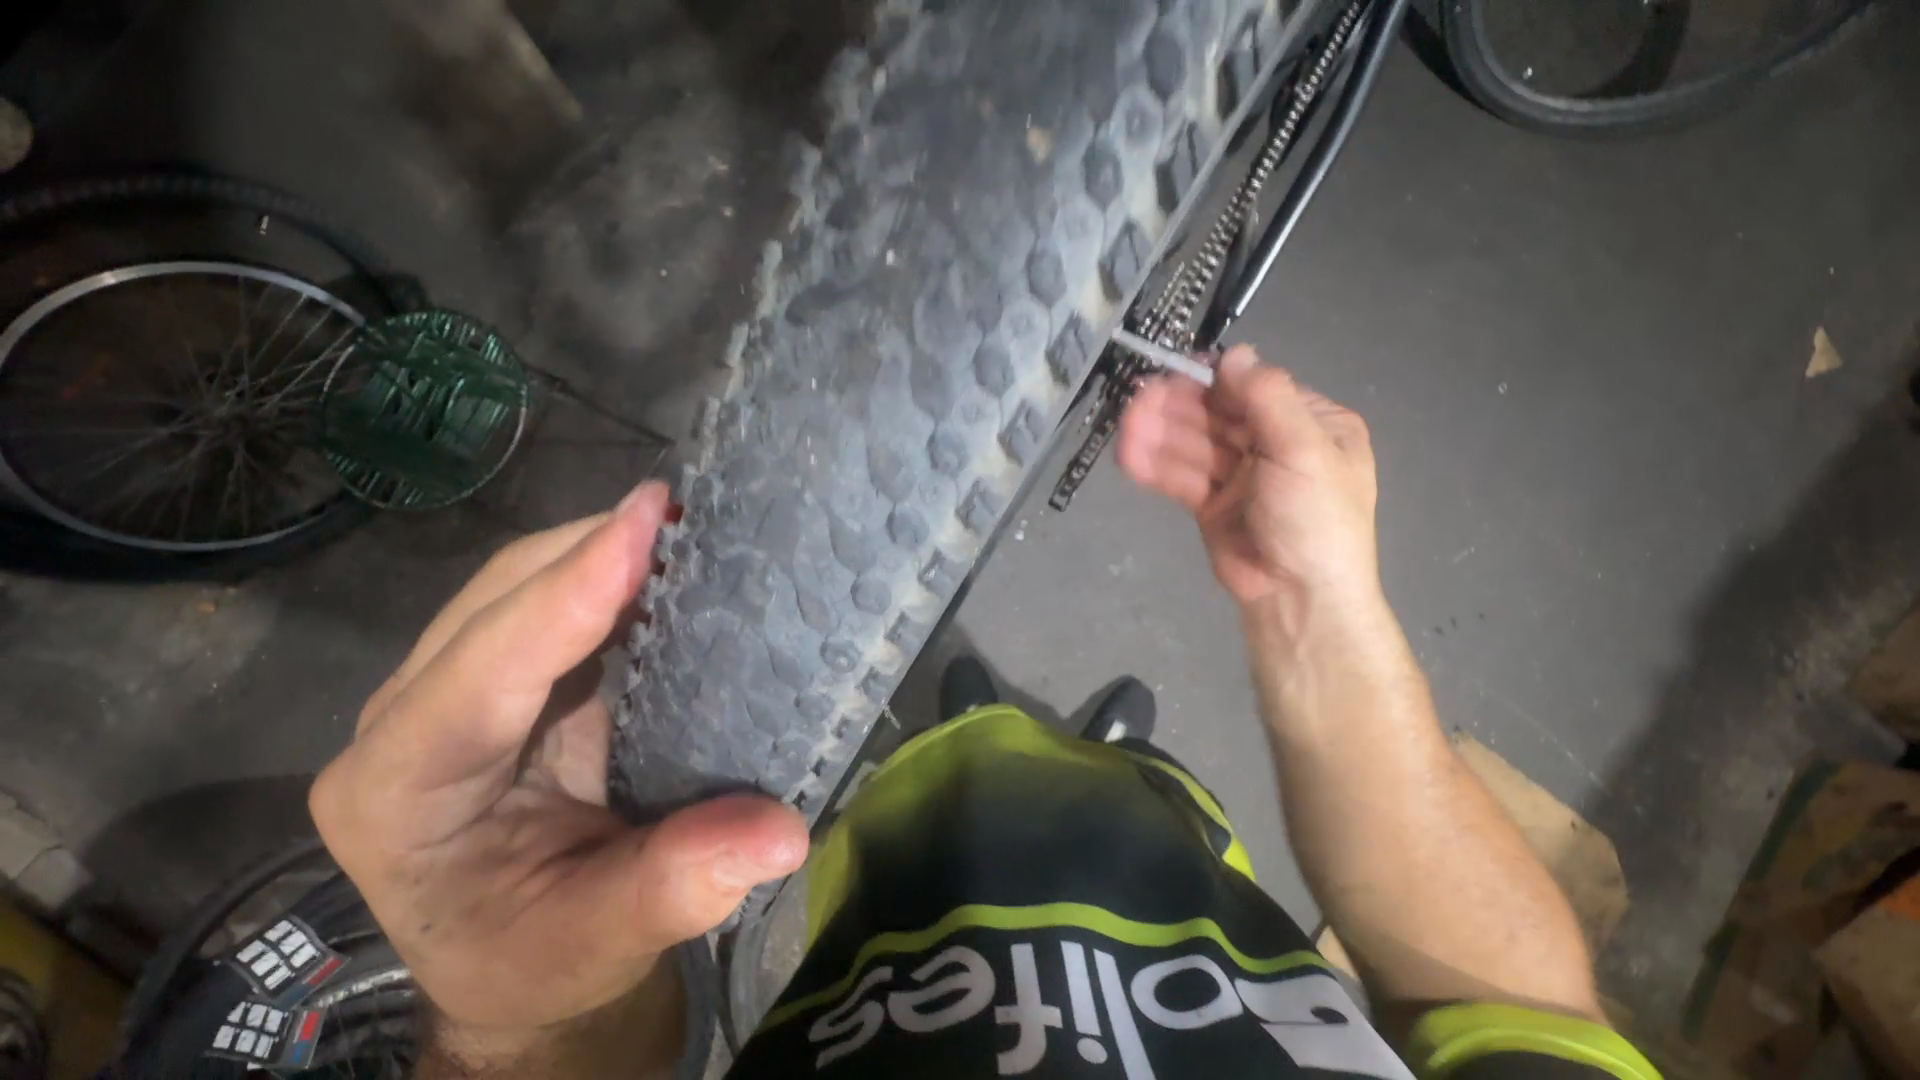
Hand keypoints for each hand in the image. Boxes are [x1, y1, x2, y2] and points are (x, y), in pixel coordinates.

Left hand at [309, 482, 807, 1067]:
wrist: (517, 958)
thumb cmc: (539, 956)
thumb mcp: (599, 942)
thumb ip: (674, 890)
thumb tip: (781, 835)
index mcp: (396, 793)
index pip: (477, 678)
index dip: (564, 599)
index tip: (646, 524)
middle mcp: (406, 721)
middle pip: (492, 603)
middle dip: (586, 549)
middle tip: (686, 511)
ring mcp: (452, 687)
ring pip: (515, 584)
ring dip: (598, 547)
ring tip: (685, 522)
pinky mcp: (504, 674)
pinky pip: (549, 600)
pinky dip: (609, 571)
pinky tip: (665, 557)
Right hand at [1117, 346, 1381, 626]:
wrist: (1300, 599)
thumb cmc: (1315, 518)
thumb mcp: (1304, 449)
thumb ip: (1268, 398)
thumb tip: (1235, 353)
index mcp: (1311, 425)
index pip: (1255, 391)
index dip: (1215, 381)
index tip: (1176, 371)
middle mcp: (1276, 445)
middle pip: (1218, 416)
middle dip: (1178, 408)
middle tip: (1137, 399)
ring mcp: (1242, 477)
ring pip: (1195, 446)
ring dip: (1159, 435)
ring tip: (1124, 426)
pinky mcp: (1213, 505)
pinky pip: (1182, 477)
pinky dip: (1156, 467)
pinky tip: (1128, 456)